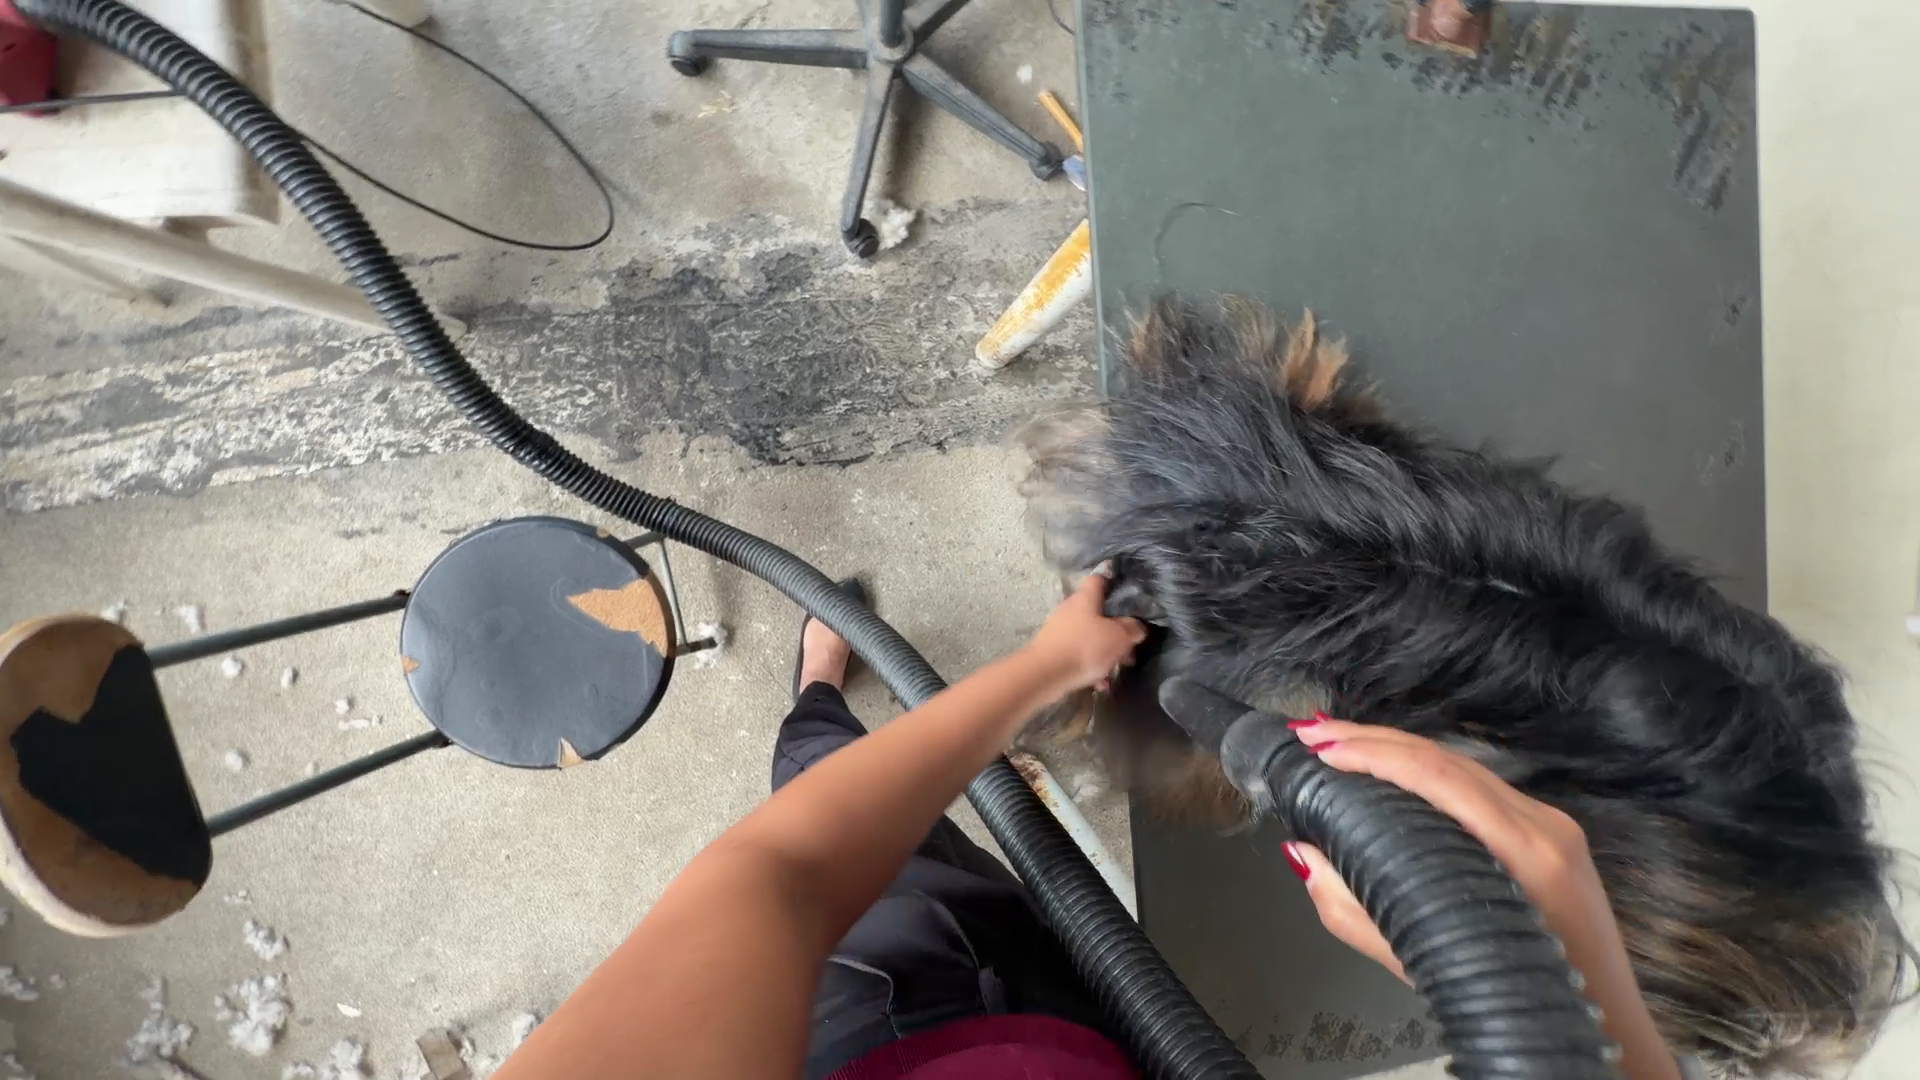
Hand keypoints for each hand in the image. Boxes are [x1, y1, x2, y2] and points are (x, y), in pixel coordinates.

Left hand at [1024, 571, 1146, 696]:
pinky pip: (1079, 655)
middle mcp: (1071, 609)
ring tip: (1116, 670)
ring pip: (1091, 637)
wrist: (1045, 673)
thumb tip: (1137, 626)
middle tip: (1130, 648)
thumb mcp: (1119, 637)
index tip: (1130, 596)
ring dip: (1106, 653)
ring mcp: (1061, 630)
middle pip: (1099, 613)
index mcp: (1085, 598)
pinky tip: (1100, 684)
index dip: (1115, 583)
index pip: (1100, 579)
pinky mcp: (1055, 650)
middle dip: (1117, 631)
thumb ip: (1132, 628)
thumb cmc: (1085, 647)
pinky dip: (1091, 667)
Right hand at [1286, 718, 1683, 1079]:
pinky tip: (1382, 757)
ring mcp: (1548, 821)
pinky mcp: (1543, 826)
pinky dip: (1416, 762)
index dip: (1373, 753)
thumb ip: (1353, 911)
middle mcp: (1542, 825)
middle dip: (1367, 737)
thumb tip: (1302, 855)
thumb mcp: (1424, 965)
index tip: (1320, 750)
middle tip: (1309, 734)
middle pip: (1442, 755)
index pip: (1437, 776)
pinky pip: (1469, 777)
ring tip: (1332, 738)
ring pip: (1455, 759)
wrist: (1604, 1030)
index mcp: (1526, 854)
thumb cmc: (1521, 1003)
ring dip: (1388, 744)